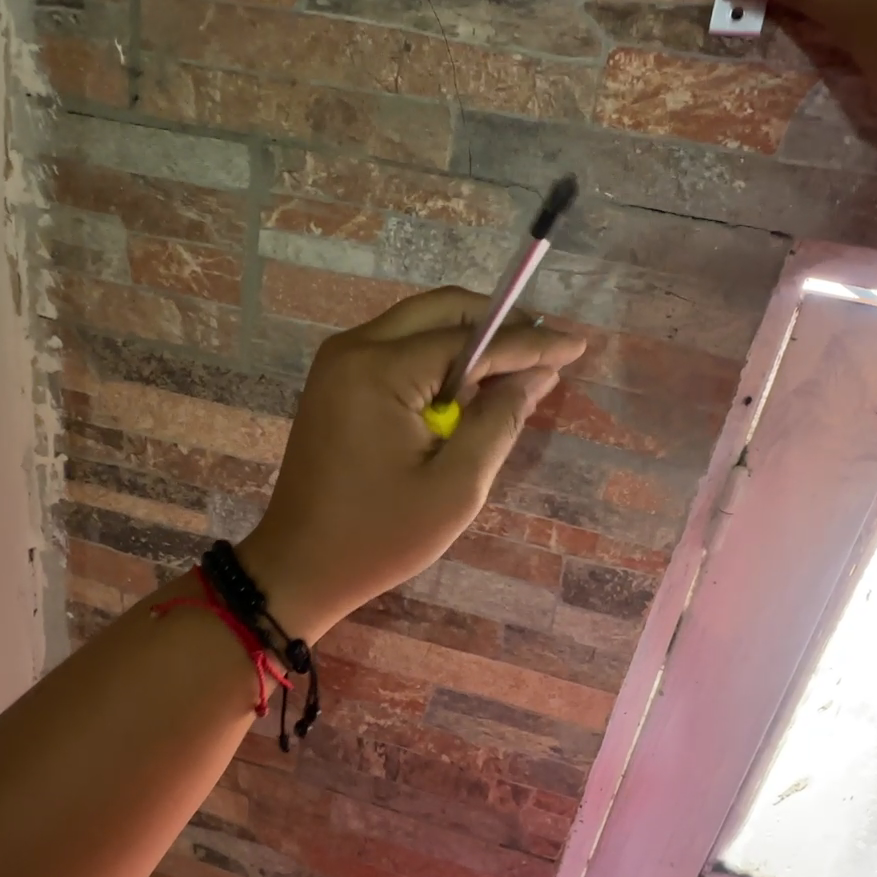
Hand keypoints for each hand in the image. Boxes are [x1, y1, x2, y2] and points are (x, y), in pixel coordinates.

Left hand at [235, 287, 585, 640]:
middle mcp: (353, 348)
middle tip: (546, 351)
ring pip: (419, 325)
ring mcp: (338, 361)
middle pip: (440, 312)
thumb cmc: (379, 536)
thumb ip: (499, 421)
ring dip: (468, 340)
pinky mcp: (335, 380)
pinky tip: (467, 386)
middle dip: (498, 326)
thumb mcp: (455, 488)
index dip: (528, 343)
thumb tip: (536, 374)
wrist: (299, 565)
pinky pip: (398, 348)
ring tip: (515, 371)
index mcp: (378, 371)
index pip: (470, 340)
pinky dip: (437, 358)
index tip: (577, 345)